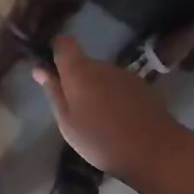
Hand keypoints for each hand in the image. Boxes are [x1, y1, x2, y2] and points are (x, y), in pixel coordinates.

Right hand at [32, 36, 181, 175]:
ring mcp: (125, 75)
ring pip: (102, 76)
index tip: (50, 67)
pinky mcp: (142, 86)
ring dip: (96, 90)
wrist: (154, 150)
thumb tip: (39, 68)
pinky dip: (114, 98)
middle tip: (74, 110)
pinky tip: (118, 121)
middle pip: (83, 63)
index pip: (64, 43)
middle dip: (76, 80)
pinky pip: (119, 86)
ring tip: (98, 120)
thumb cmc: (101, 140)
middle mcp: (102, 65)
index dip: (55, 49)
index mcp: (80, 71)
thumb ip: (54, 92)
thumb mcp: (67, 122)